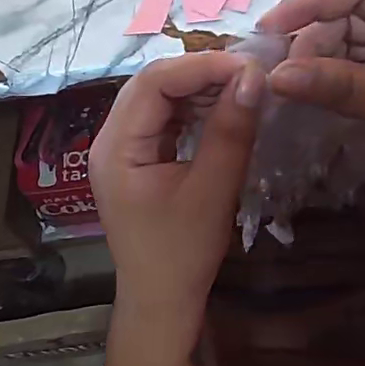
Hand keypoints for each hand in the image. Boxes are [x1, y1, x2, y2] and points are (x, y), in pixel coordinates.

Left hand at [89, 53, 264, 317]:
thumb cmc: (182, 253)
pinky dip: (193, 111)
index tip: (250, 66)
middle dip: (200, 73)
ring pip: (158, 100)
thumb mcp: (212, 191)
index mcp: (116, 146)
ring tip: (243, 88)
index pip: (153, 82)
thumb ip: (230, 132)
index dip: (202, 66)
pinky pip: (163, 121)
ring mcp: (121, 149)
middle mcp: (110, 140)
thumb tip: (254, 77)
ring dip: (199, 90)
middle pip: (151, 85)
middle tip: (250, 74)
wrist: (160, 299)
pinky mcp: (136, 159)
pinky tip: (223, 109)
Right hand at [256, 0, 364, 216]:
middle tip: (279, 72)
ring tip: (293, 88)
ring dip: (327, 62)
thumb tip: (275, 76)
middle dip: (317, 37)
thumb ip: (342, 87)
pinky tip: (320, 97)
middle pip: (360, 11)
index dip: (312, 1)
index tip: (268, 31)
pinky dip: (345, 81)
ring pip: (362, 42)